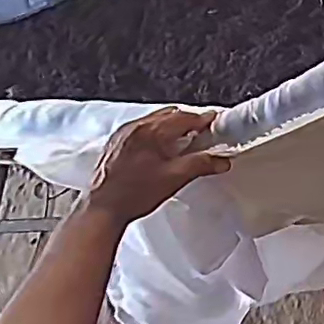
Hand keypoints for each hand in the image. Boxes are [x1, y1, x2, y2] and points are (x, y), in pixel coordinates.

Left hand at [82, 108, 230, 225]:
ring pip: (155, 120)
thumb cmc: (133, 194)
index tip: (214, 124)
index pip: (185, 117)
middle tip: (201, 135)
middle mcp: (136, 127)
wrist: (103, 209)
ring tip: (181, 145)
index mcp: (151, 131)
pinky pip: (141, 129)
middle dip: (188, 122)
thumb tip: (220, 160)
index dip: (204, 120)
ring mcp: (124, 134)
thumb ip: (201, 165)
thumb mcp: (175, 178)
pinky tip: (160, 151)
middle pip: (170, 115)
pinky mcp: (116, 142)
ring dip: (171, 128)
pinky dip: (155, 134)